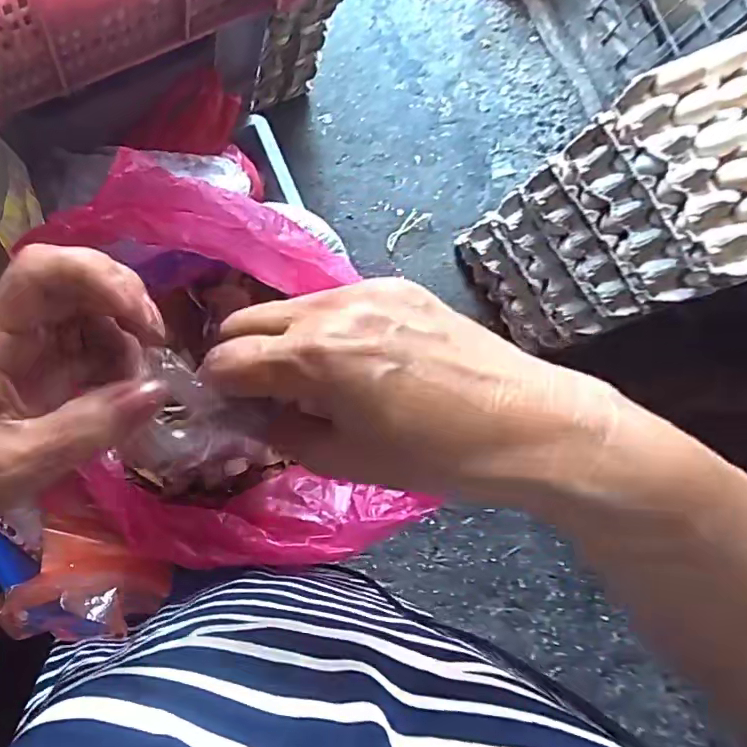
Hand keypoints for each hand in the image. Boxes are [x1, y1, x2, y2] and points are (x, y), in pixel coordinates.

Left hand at [0, 245, 169, 538]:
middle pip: (71, 279)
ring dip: (125, 333)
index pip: (36, 272)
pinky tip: (128, 391)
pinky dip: (119, 358)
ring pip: (88, 308)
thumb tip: (157, 390)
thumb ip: (89, 427)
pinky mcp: (49, 367)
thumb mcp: (25, 462)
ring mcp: (33, 347)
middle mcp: (14, 331)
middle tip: (156, 342)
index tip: (136, 316)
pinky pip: (93, 343)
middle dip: (122, 298)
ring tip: (140, 382)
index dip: (91, 273)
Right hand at [199, 278, 656, 505]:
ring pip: (282, 307)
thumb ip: (278, 430)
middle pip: (242, 320)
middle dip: (232, 355)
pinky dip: (312, 327)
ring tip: (296, 374)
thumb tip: (251, 413)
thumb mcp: (340, 459)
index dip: (212, 386)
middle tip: (248, 388)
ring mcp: (364, 291)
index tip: (221, 404)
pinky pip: (326, 302)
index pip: (226, 360)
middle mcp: (329, 311)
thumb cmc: (433, 457)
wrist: (534, 427)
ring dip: (271, 338)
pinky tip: (341, 356)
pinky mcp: (393, 286)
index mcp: (312, 358)